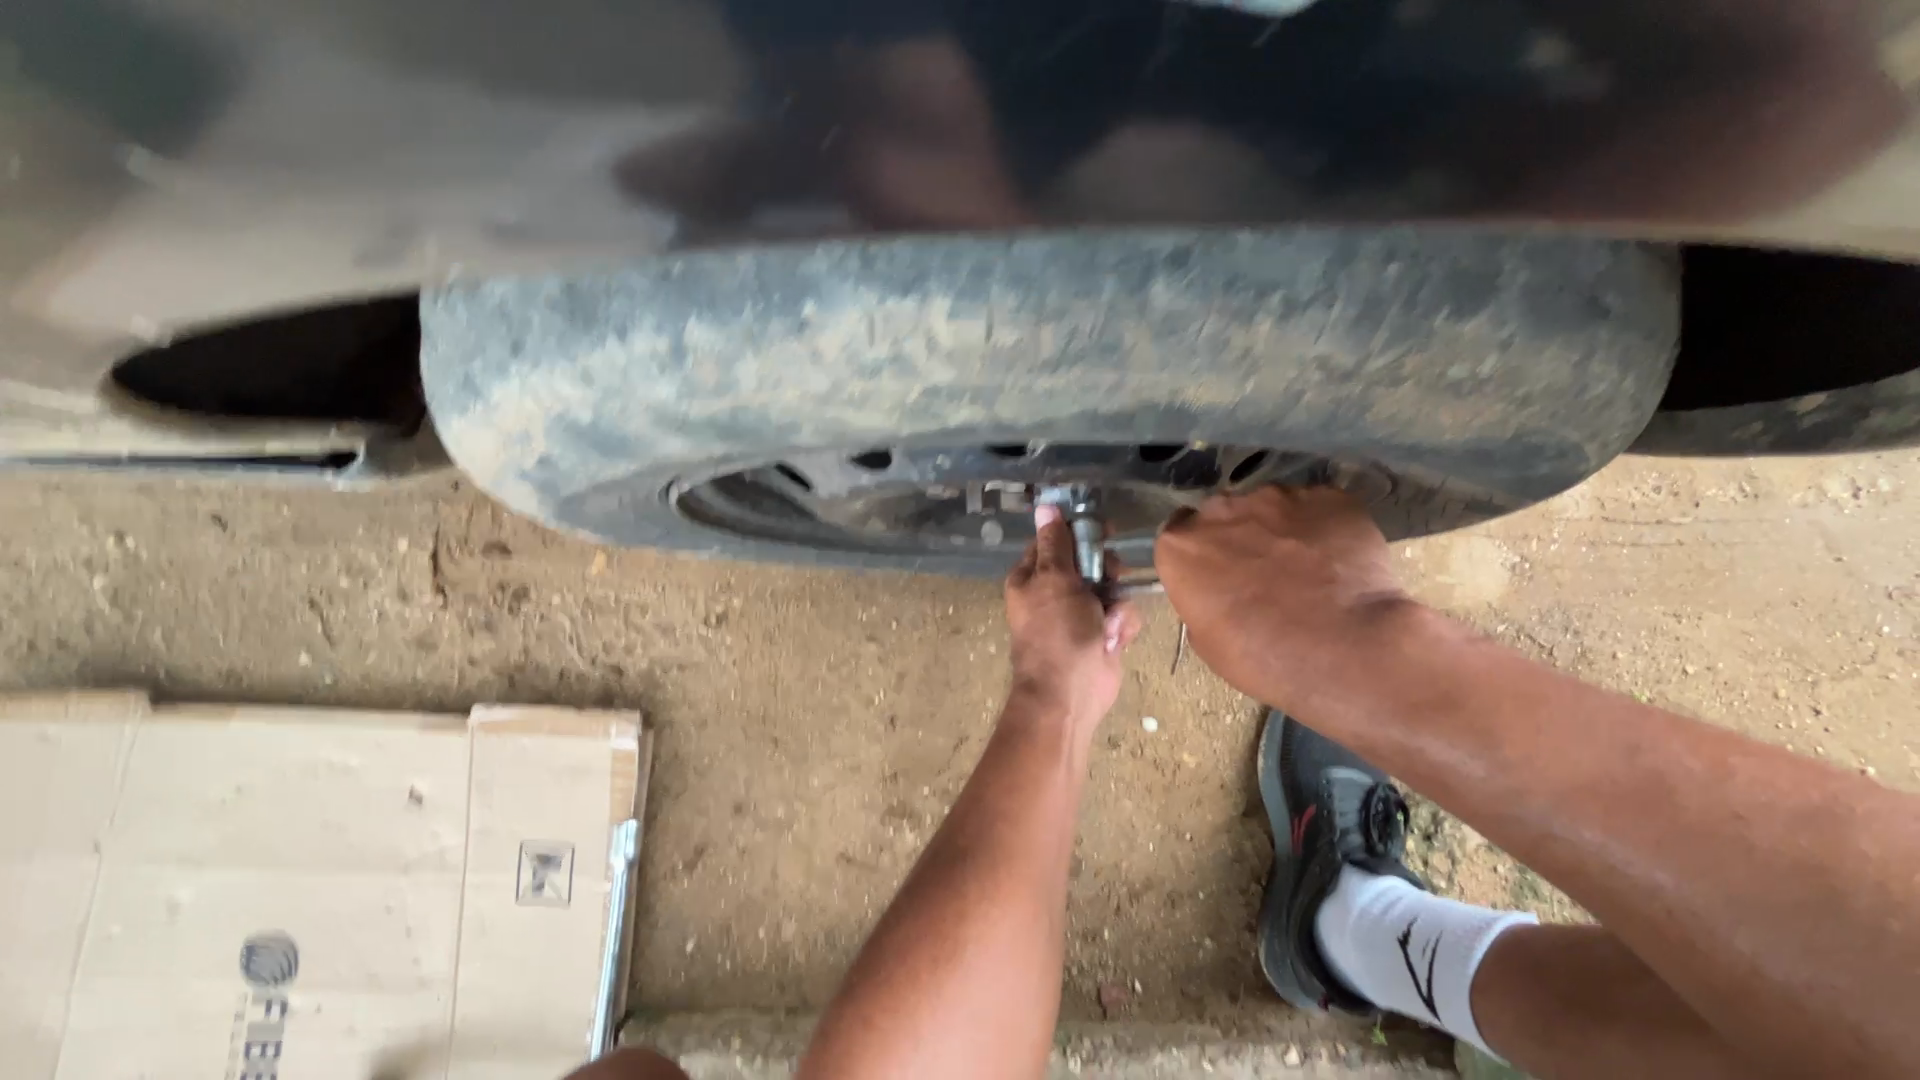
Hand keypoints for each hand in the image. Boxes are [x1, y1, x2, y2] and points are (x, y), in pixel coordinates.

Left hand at [1004, 506, 1141, 732]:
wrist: (1071, 692)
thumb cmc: (1056, 631)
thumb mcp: (1053, 579)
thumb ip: (1056, 543)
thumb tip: (1044, 507)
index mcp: (1032, 578)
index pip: (1055, 541)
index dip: (1079, 532)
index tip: (1103, 528)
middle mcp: (1054, 594)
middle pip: (1089, 562)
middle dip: (1105, 570)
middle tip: (1109, 575)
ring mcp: (1080, 615)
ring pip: (1112, 588)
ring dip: (1116, 604)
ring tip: (1109, 622)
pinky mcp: (1103, 635)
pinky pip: (1123, 616)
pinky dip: (1122, 627)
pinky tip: (1114, 641)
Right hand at [1153, 487, 1416, 710]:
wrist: (1344, 647)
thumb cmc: (1263, 655)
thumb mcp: (1206, 641)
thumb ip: (1202, 599)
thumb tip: (1219, 592)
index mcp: (1181, 545)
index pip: (1179, 534)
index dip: (1199, 555)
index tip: (1215, 576)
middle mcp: (1222, 509)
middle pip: (1223, 515)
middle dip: (1237, 537)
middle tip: (1262, 575)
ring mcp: (1277, 497)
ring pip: (1271, 507)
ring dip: (1280, 530)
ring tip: (1308, 568)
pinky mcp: (1327, 496)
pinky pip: (1316, 508)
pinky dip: (1322, 528)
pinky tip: (1338, 560)